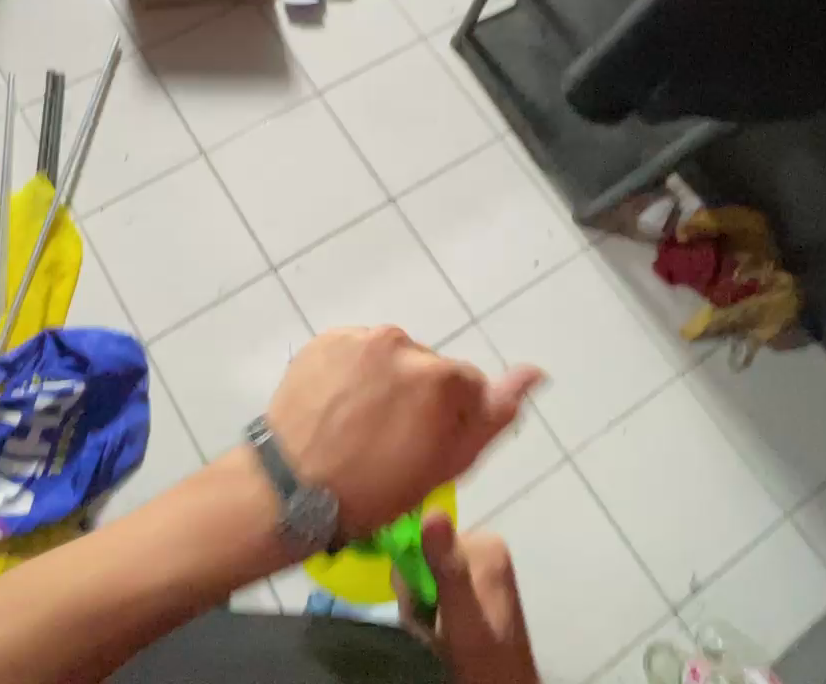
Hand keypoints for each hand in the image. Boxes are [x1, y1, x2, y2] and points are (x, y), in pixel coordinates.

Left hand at [263, 326, 542, 536]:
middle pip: (428, 368)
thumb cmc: (376, 489)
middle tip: (390, 437)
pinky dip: (354, 372)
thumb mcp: (446, 464)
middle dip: (419, 395)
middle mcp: (402, 342)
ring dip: (387, 380)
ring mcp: (359, 337)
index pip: (468, 387)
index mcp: (438, 375)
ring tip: (360, 421)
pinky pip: (356, 351)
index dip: (452, 419)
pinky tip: (338, 404)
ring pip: (391, 357)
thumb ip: (492, 416)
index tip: (425, 445)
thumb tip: (534, 372)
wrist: (291, 487)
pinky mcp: (326, 338)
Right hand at [398, 514, 539, 683]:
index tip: (415, 601)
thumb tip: (431, 511)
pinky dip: (427, 611)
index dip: (410, 569)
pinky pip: (433, 587)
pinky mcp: (471, 588)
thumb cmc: (484, 656)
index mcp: (485, 543)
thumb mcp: (461, 611)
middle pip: (423, 554)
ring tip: (431, 633)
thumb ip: (447, 564)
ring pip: (424, 573)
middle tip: (424, 625)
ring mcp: (477, 569)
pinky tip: (436, 632)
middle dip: (415, 591)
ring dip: (418, 605)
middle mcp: (482, 548)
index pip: (424, 536)